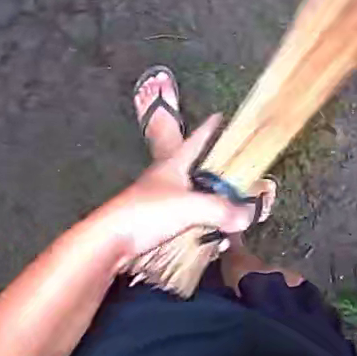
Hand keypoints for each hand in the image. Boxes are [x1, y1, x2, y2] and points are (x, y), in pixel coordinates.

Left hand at [84, 115, 253, 268]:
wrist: (109, 240)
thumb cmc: (147, 212)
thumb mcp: (190, 207)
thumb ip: (221, 210)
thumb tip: (247, 217)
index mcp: (173, 164)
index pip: (195, 140)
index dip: (208, 128)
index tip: (220, 115)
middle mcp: (166, 177)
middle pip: (194, 165)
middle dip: (213, 164)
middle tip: (234, 165)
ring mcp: (159, 199)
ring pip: (190, 191)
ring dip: (208, 195)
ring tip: (228, 201)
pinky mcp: (155, 221)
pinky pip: (185, 215)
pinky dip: (200, 219)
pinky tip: (210, 229)